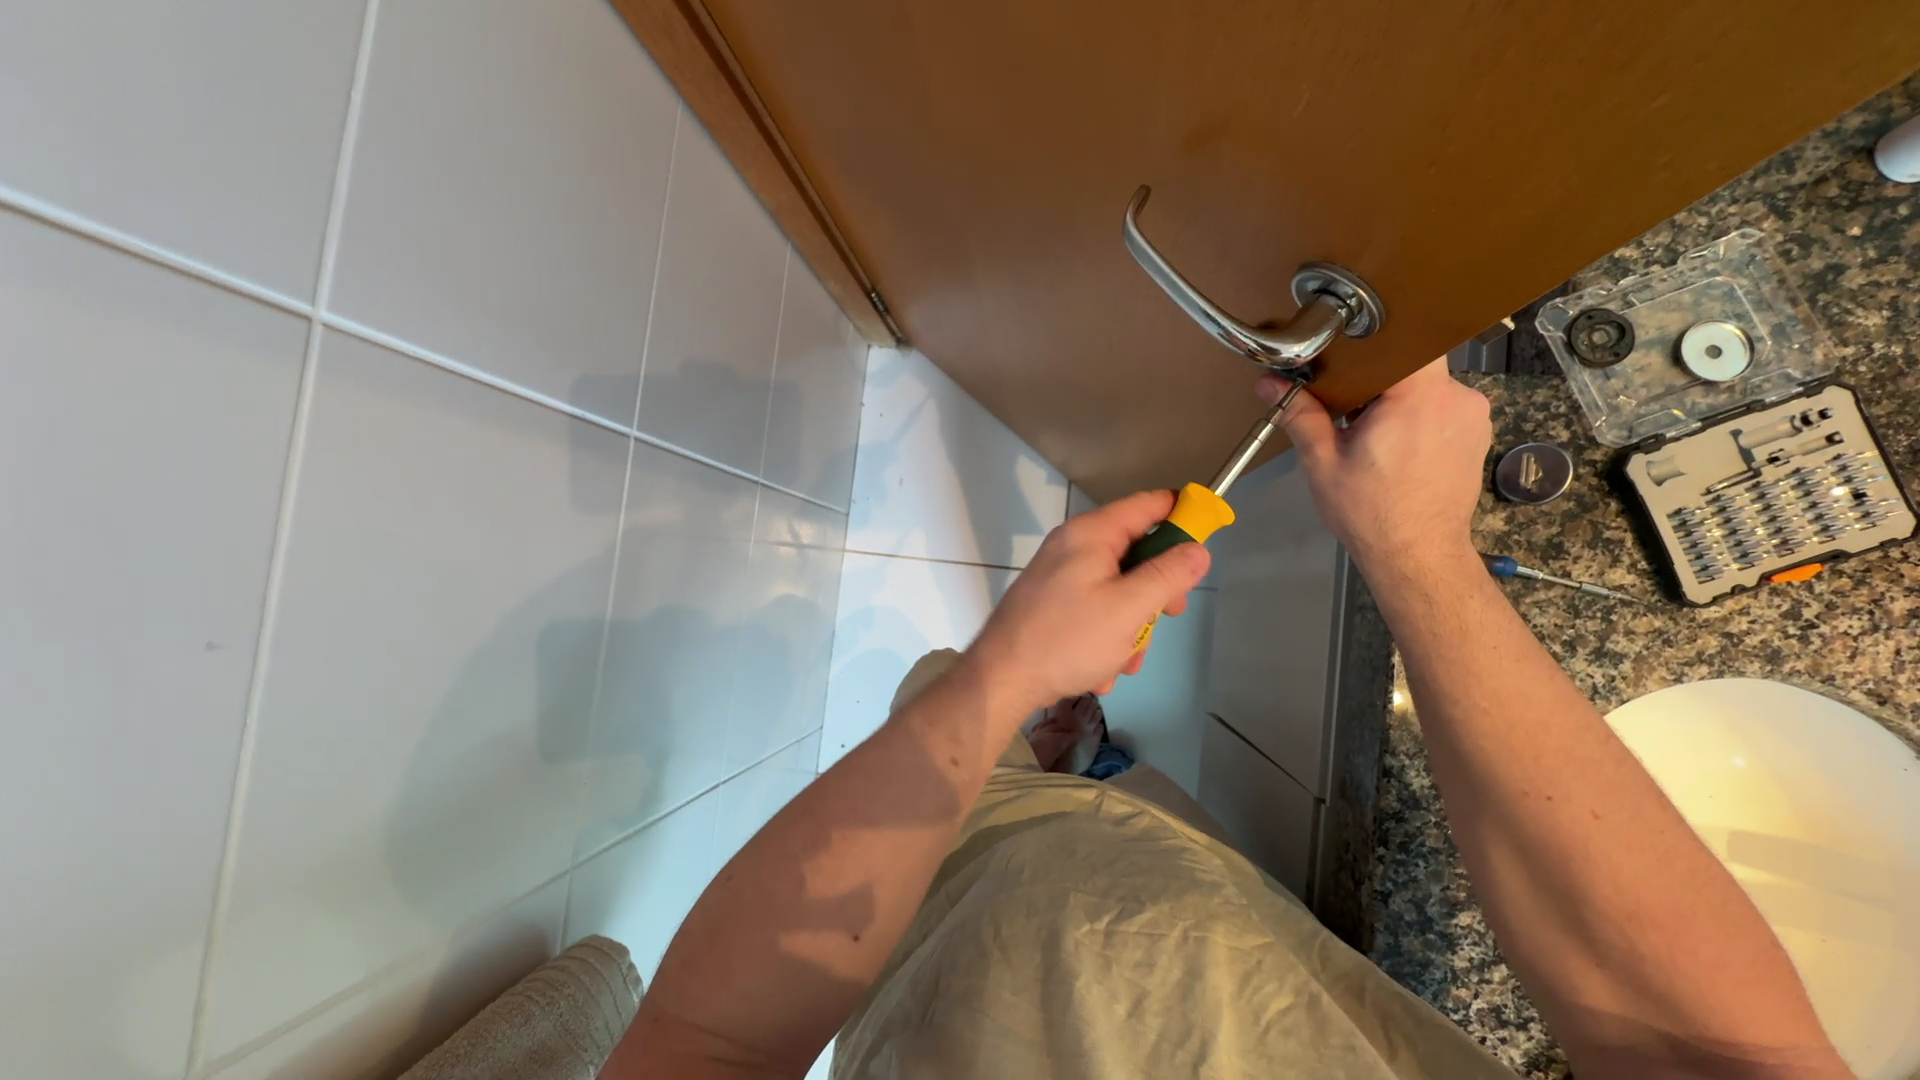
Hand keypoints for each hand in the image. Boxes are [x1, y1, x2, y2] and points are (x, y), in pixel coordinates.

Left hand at [964, 490, 1210, 712]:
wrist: (1000, 680)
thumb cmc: (1067, 639)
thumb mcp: (1129, 607)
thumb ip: (1167, 575)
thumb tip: (1198, 549)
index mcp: (1091, 534)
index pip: (1148, 504)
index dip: (1183, 514)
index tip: (1208, 538)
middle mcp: (1073, 547)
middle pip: (1135, 552)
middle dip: (1156, 591)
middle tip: (1169, 617)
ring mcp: (1059, 577)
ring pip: (1118, 591)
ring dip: (1130, 628)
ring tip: (1121, 662)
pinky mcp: (1051, 605)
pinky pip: (1094, 612)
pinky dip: (1104, 640)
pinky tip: (1098, 671)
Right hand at [1257, 358, 1489, 575]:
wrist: (1418, 556)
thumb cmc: (1372, 514)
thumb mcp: (1323, 462)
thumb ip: (1299, 414)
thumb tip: (1269, 383)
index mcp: (1418, 398)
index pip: (1401, 340)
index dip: (1368, 346)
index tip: (1342, 365)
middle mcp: (1456, 398)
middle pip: (1412, 363)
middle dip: (1377, 382)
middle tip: (1348, 413)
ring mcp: (1473, 416)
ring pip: (1426, 386)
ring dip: (1397, 402)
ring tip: (1371, 436)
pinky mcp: (1478, 433)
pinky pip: (1442, 407)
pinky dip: (1417, 418)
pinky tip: (1396, 448)